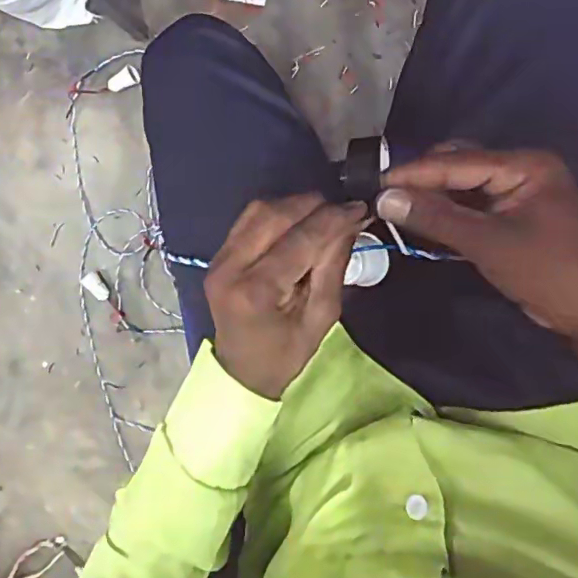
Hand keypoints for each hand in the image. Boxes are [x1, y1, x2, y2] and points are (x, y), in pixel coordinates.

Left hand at [205, 194, 368, 398]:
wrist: (242, 372)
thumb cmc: (285, 355)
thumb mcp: (321, 317)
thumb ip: (333, 266)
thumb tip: (349, 221)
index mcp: (255, 291)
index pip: (299, 240)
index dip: (332, 219)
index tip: (360, 208)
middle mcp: (230, 267)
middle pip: (274, 216)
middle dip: (314, 206)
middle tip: (344, 210)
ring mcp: (218, 259)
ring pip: (259, 211)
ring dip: (295, 205)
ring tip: (324, 214)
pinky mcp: (217, 255)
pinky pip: (248, 220)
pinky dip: (277, 213)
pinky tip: (299, 220)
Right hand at [377, 147, 577, 350]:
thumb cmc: (552, 272)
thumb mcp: (490, 244)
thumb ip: (436, 218)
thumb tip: (385, 198)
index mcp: (523, 165)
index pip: (455, 162)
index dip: (412, 173)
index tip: (374, 183)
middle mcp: (520, 171)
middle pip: (457, 166)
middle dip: (420, 181)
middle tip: (381, 197)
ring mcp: (517, 194)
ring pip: (461, 187)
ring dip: (430, 198)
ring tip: (392, 209)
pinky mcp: (513, 218)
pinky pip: (471, 207)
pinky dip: (446, 214)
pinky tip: (419, 222)